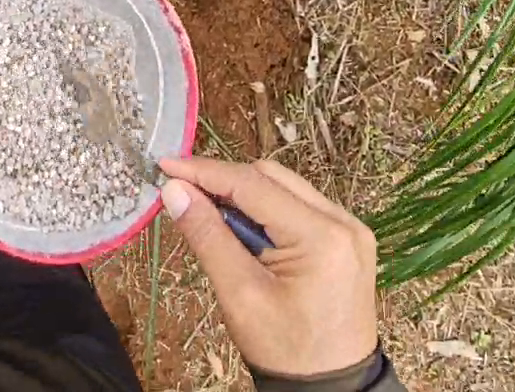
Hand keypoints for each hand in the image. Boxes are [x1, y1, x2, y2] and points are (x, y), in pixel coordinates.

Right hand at [159, 156, 378, 378]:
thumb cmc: (285, 349)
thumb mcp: (240, 295)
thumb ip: (207, 235)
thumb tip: (173, 189)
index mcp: (322, 237)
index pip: (252, 185)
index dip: (204, 171)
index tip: (165, 164)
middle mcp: (342, 221)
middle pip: (269, 178)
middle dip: (223, 180)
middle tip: (183, 191)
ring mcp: (348, 228)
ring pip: (282, 186)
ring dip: (242, 193)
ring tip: (210, 213)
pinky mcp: (345, 238)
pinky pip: (295, 204)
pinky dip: (263, 207)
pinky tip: (242, 227)